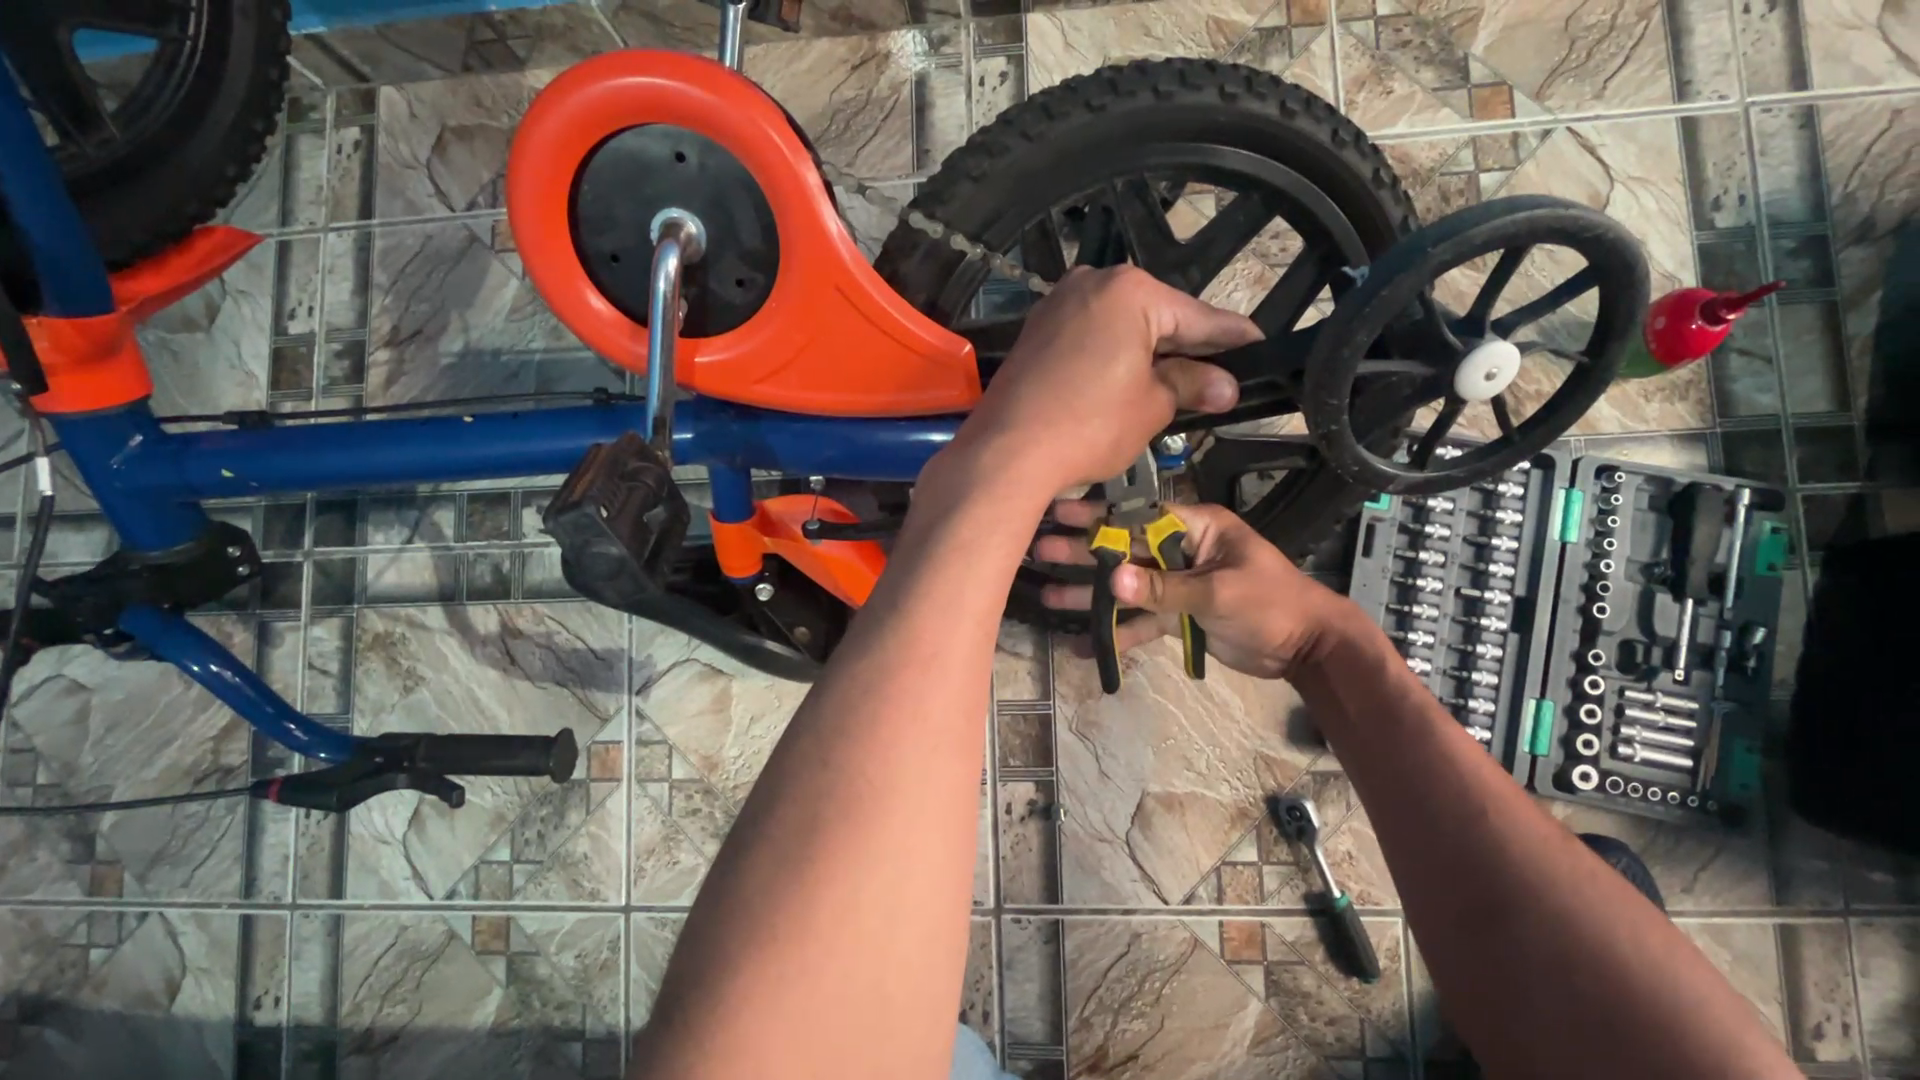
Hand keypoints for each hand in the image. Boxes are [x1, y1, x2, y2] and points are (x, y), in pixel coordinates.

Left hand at [953, 266, 1260, 492]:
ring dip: (1148, 350)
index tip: (1256, 342)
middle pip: (1156, 315)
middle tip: (1219, 369)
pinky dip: (1114, 354)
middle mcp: (1092, 284)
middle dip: (1186, 344)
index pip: (1196, 315)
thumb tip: (1226, 385)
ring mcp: (1058, 304)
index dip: (1230, 336)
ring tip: (1179, 378)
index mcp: (1130, 292)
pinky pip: (1091, 336)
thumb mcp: (1151, 406)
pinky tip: (1131, 376)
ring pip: (1121, 325)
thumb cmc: (1088, 425)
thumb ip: (1190, 385)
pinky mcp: (1037, 331)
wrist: (1008, 450)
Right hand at [1034, 500, 1359, 679]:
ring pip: (1127, 587)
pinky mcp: (1178, 616)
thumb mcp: (1219, 592)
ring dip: (1091, 593)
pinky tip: (1084, 644)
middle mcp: (1182, 550)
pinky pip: (1140, 622)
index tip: (1061, 512)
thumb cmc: (1271, 604)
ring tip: (1048, 595)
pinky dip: (1116, 633)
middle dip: (1084, 553)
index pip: (1140, 517)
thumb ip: (1164, 588)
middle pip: (1125, 550)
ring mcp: (1178, 584)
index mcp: (1198, 528)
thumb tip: (1113, 581)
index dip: (1099, 516)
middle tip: (1040, 550)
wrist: (1305, 647)